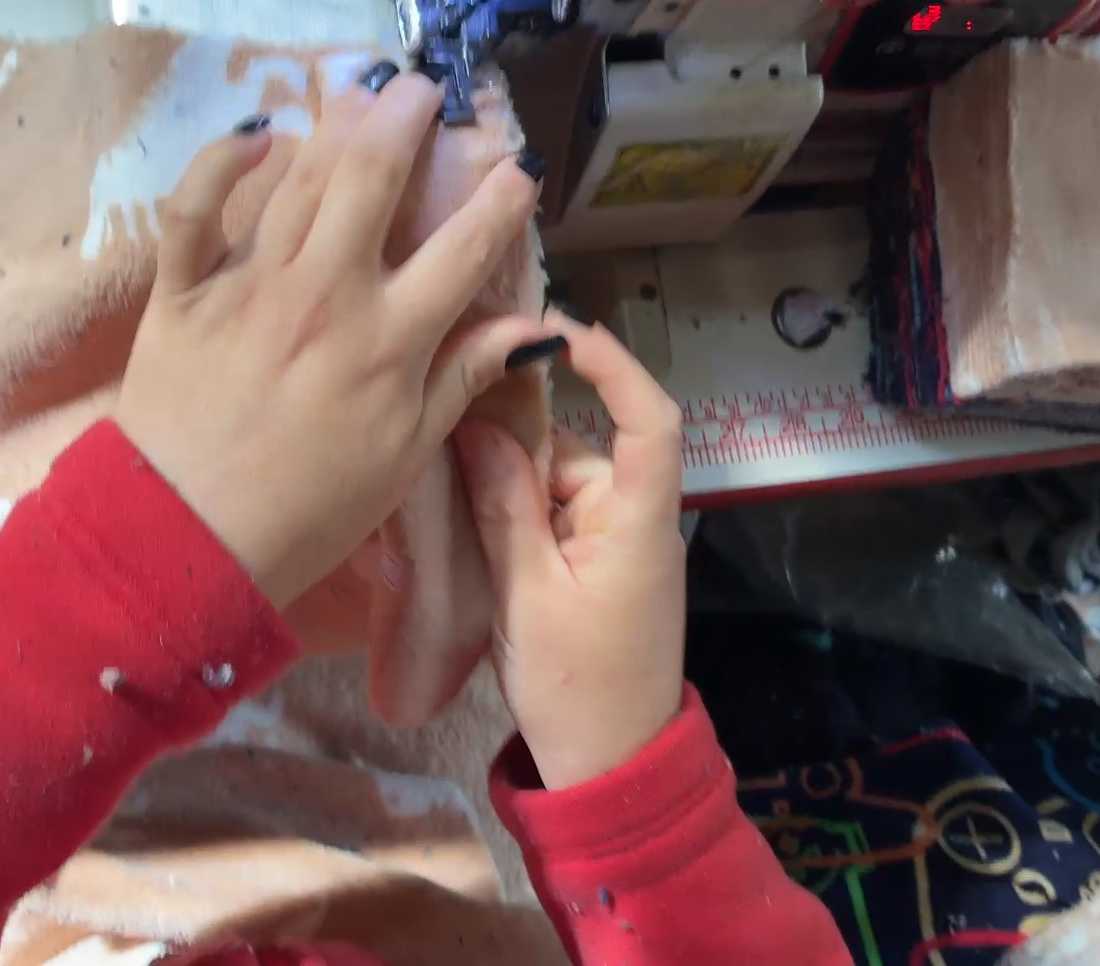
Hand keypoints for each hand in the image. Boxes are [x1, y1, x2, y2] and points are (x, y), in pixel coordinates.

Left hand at [115, 68, 552, 607]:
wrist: (192, 541)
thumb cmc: (311, 511)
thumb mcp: (405, 457)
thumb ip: (461, 381)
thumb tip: (528, 332)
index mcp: (388, 342)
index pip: (462, 253)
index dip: (498, 206)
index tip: (517, 174)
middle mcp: (325, 295)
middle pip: (373, 183)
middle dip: (404, 121)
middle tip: (421, 86)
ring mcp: (248, 286)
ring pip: (298, 181)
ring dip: (334, 127)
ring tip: (357, 92)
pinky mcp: (183, 292)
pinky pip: (193, 207)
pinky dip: (218, 161)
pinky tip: (253, 134)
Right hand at [452, 313, 685, 789]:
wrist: (608, 766)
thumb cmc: (573, 684)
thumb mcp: (525, 592)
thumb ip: (504, 505)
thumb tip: (479, 425)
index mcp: (638, 523)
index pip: (649, 422)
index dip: (613, 366)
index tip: (559, 334)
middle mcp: (636, 521)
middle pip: (581, 453)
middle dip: (521, 445)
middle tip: (452, 431)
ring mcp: (618, 545)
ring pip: (560, 486)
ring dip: (511, 485)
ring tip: (450, 485)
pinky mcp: (598, 566)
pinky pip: (557, 517)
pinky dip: (519, 512)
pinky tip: (473, 519)